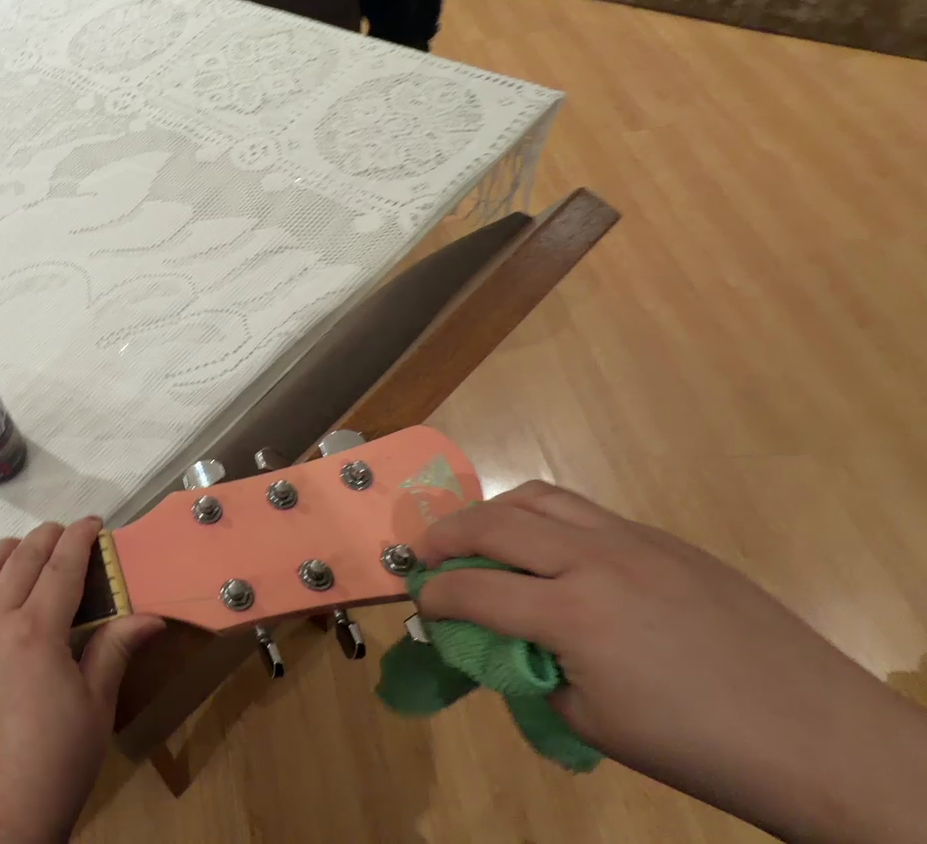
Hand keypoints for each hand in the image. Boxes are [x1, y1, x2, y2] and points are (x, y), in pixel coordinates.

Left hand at [0, 519, 163, 843]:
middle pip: (21, 561)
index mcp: (37, 630)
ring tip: (25, 544)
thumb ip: (114, 650)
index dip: (79, 539)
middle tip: (67, 532)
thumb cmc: (55, 762)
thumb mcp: (96, 707)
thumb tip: (150, 616)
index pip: (61, 567)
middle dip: (46, 538)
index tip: (94, 522)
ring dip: (5, 550)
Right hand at [417, 481, 926, 843]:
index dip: (432, 596)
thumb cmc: (700, 747)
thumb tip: (493, 640)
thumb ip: (527, 668)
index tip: (417, 603)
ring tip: (478, 536)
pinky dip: (545, 521)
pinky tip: (551, 553)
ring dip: (492, 512)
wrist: (829, 744)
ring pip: (538, 498)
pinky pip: (586, 513)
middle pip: (492, 524)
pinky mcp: (669, 543)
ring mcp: (636, 543)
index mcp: (573, 615)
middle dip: (442, 535)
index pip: (470, 590)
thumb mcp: (590, 722)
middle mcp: (596, 562)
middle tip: (423, 554)